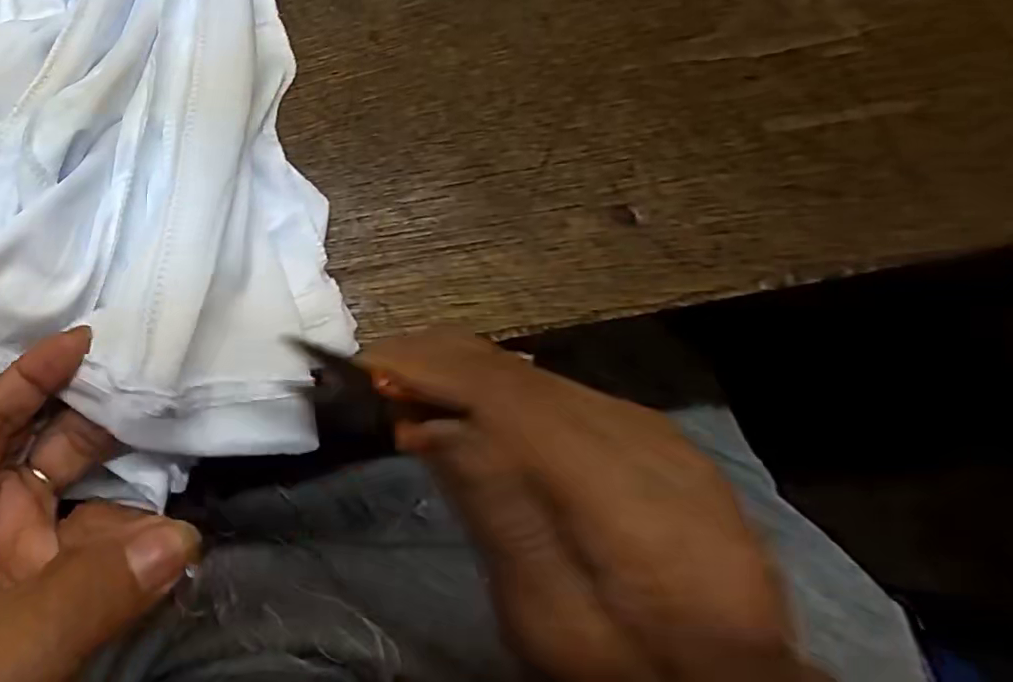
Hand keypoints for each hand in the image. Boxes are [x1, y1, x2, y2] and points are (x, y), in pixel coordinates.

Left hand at [0, 327, 201, 681]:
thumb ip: (86, 591)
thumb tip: (183, 536)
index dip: (32, 375)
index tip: (84, 339)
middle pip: (37, 443)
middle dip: (87, 408)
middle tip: (141, 373)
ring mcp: (19, 557)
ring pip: (78, 489)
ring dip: (125, 468)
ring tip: (171, 435)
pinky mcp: (58, 595)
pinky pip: (105, 547)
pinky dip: (139, 537)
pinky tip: (174, 538)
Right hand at [362, 332, 826, 681]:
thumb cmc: (627, 664)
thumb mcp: (550, 621)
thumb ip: (495, 516)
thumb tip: (427, 426)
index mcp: (617, 490)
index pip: (501, 393)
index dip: (427, 370)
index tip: (364, 370)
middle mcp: (638, 437)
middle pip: (510, 370)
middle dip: (431, 360)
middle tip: (371, 377)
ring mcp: (648, 427)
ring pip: (525, 370)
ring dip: (457, 371)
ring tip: (404, 392)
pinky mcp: (646, 431)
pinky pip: (547, 385)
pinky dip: (492, 386)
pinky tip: (464, 407)